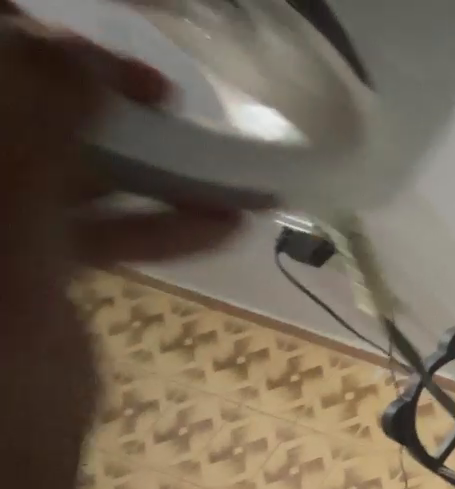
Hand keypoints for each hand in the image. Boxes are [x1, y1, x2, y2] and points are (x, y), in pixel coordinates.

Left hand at [0, 7, 240, 488]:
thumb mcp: (7, 243)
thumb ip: (29, 140)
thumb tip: (78, 56)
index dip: (13, 43)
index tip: (96, 59)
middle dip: (76, 96)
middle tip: (161, 103)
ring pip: (38, 165)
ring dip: (133, 166)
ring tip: (222, 171)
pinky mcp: (12, 267)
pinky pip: (73, 223)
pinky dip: (143, 223)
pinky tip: (218, 224)